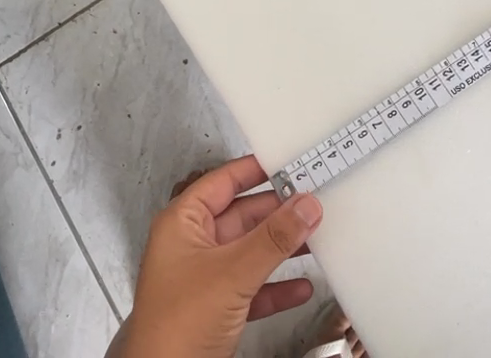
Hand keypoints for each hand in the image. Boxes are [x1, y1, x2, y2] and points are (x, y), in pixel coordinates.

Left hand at [108, 155, 322, 357]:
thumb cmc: (175, 326)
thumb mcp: (232, 274)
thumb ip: (272, 240)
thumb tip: (304, 207)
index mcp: (183, 223)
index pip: (222, 182)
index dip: (253, 171)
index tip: (285, 163)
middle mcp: (192, 245)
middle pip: (241, 216)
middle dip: (277, 212)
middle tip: (310, 202)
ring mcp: (204, 277)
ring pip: (249, 252)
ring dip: (281, 248)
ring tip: (315, 238)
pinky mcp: (216, 309)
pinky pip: (252, 288)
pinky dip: (276, 287)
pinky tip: (300, 287)